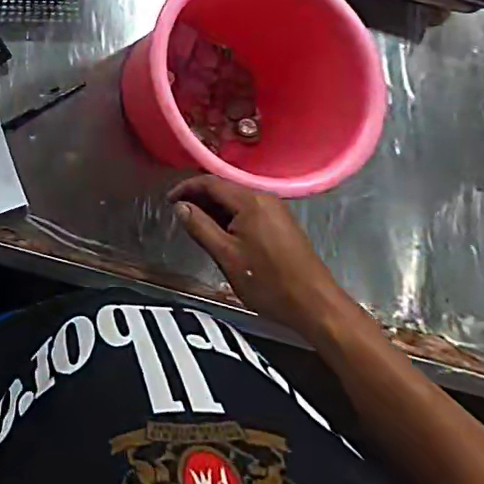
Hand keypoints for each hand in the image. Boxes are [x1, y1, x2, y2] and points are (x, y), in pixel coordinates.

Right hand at [168, 175, 353, 340]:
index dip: (187, 187)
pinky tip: (222, 232)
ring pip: (237, 199)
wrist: (314, 302)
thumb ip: (201, 228)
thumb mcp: (227, 257)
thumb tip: (181, 207)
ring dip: (215, 207)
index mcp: (250, 201)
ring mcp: (276, 209)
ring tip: (196, 224)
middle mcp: (264, 197)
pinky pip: (250, 209)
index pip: (211, 182)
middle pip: (225, 187)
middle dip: (200, 196)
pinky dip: (231, 215)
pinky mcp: (282, 222)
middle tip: (179, 212)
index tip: (168, 200)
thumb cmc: (268, 283)